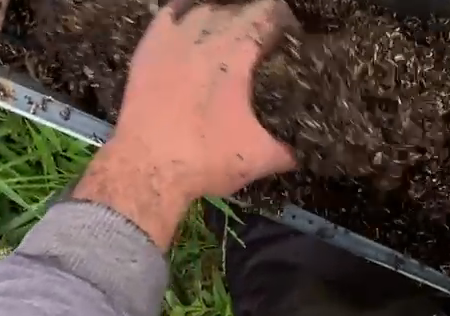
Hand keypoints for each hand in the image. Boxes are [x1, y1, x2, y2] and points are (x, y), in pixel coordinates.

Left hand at [74, 0, 297, 247]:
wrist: (149, 166)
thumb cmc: (207, 161)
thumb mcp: (257, 159)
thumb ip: (284, 152)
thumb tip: (300, 154)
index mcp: (238, 56)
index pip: (267, 19)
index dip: (282, 21)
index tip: (291, 31)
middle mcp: (206, 37)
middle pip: (237, 11)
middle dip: (254, 19)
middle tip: (263, 35)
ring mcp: (175, 39)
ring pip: (204, 9)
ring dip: (221, 14)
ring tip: (231, 27)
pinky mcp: (149, 48)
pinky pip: (169, 14)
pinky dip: (184, 12)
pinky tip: (190, 17)